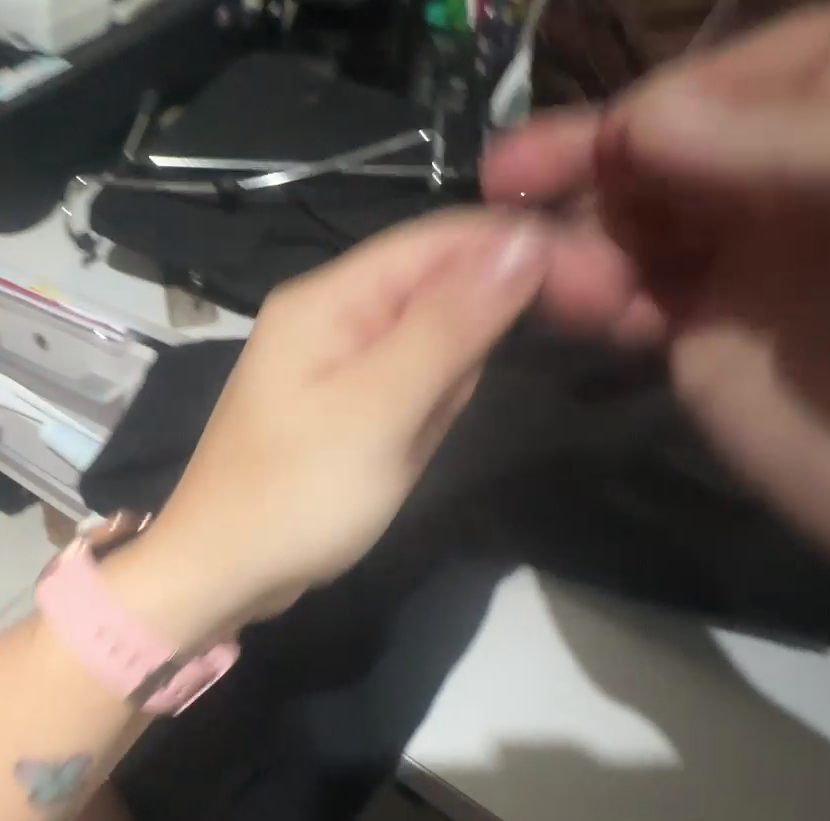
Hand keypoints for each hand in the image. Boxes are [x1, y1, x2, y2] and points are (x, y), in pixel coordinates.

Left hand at [107, 211, 547, 644]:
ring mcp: (327, 364)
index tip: (609, 286)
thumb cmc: (292, 497)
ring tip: (404, 445)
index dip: (526, 249)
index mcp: (326, 300)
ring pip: (428, 345)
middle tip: (462, 404)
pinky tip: (393, 457)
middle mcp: (325, 317)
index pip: (444, 238)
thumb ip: (450, 324)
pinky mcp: (334, 407)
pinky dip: (417, 418)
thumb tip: (525, 238)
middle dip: (479, 335)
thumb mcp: (380, 409)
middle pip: (440, 285)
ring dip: (444, 391)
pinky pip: (402, 390)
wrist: (220, 573)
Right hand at [482, 5, 829, 619]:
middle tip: (503, 176)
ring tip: (535, 272)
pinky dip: (588, 301)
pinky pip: (624, 298)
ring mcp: (743, 265)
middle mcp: (803, 186)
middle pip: (680, 147)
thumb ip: (786, 142)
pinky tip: (574, 314)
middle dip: (592, 161)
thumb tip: (638, 117)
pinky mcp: (695, 335)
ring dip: (577, 241)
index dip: (690, 90)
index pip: (777, 69)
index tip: (622, 135)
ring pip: (634, 225)